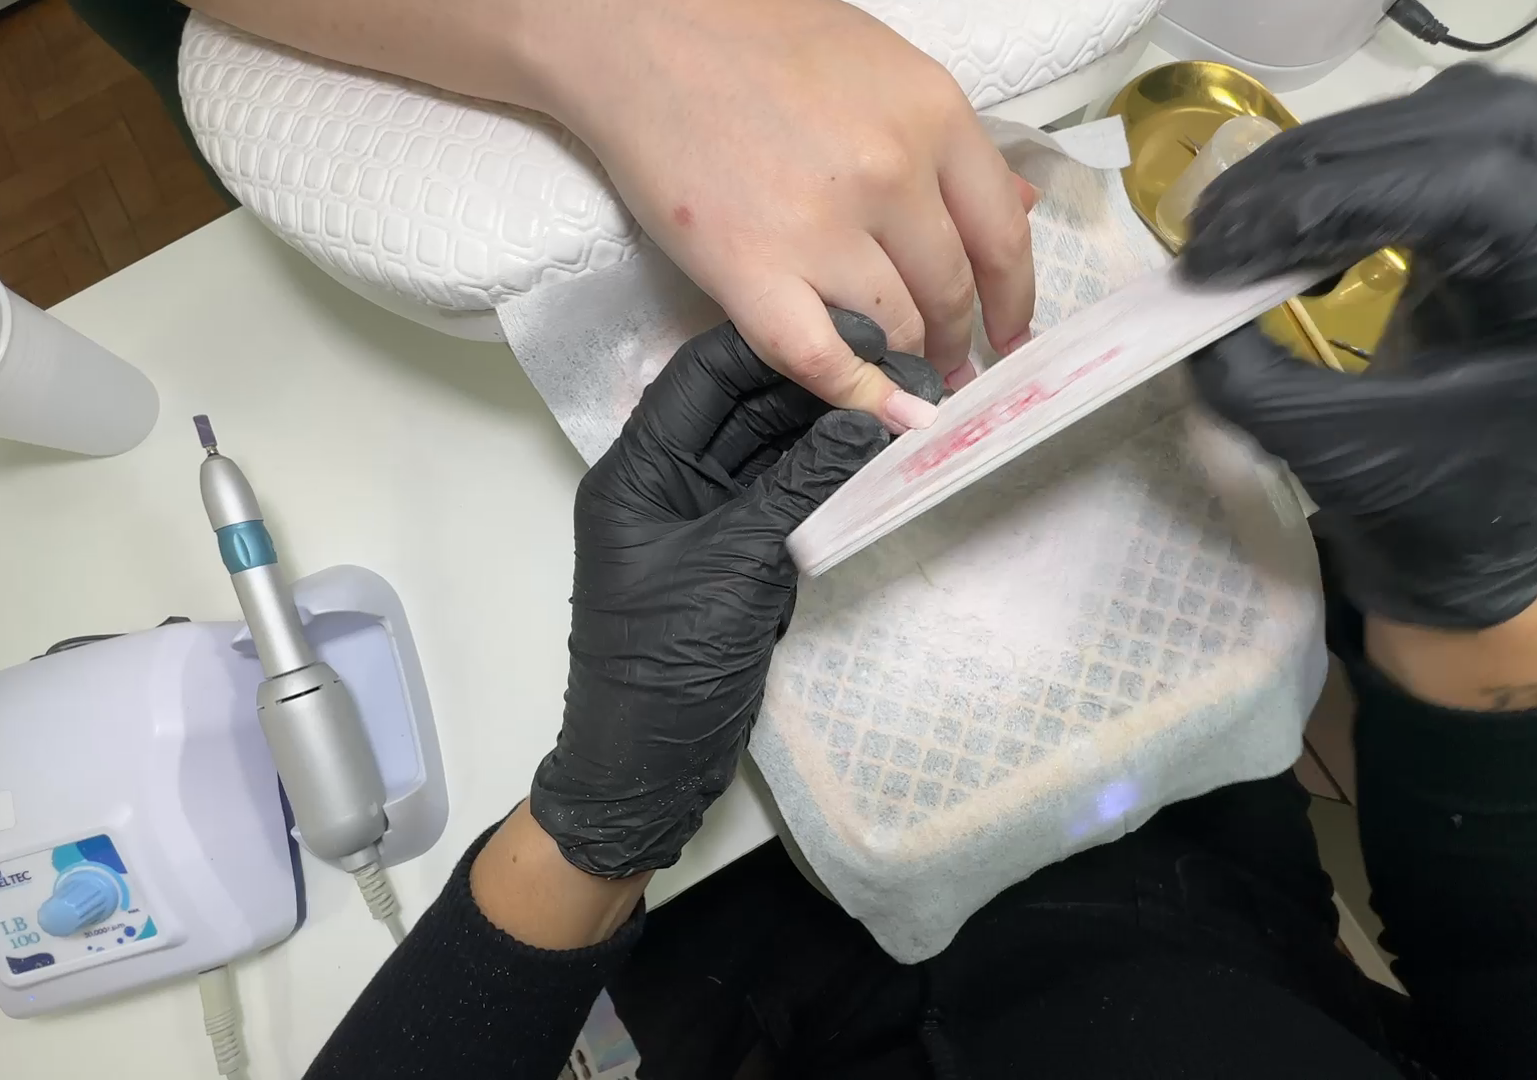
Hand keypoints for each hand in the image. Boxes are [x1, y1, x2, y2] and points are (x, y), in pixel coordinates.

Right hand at [528, 0, 1034, 428]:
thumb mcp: (882, 68)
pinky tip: (885, 418)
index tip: (1011, 339)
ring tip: (907, 380)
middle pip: (948, 295)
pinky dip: (861, 399)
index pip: (1000, 235)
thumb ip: (950, 145)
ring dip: (908, 367)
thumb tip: (1018, 207)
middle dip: (955, 344)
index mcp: (931, 114)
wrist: (639, 30)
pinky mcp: (751, 271)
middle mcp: (889, 173)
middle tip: (949, 368)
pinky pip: (823, 360)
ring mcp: (820, 228)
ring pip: (894, 331)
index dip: (1013, 302)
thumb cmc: (756, 37)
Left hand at [531, 310, 943, 876]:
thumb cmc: (669, 663)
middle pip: (742, 408)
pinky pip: (781, 495)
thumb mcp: (736, 564)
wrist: (651, 763)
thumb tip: (870, 418)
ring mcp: (705, 515)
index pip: (703, 375)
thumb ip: (800, 486)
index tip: (851, 332)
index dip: (774, 346)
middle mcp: (668, 479)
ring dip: (826, 432)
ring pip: (768, 451)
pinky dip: (823, 478)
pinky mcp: (736, 549)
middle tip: (895, 370)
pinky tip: (875, 456)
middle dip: (813, 388)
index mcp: (638, 470)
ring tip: (898, 406)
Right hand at [1180, 66, 1536, 627]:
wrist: (1462, 530)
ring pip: (1471, 111)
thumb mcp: (1313, 442)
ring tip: (1242, 210)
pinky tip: (1298, 212)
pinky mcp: (1531, 213)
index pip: (1477, 190)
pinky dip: (1359, 162)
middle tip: (1216, 220)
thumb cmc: (1409, 501)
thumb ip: (1244, 369)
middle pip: (1483, 122)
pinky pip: (1454, 140)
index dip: (1332, 203)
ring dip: (1337, 151)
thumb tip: (1183, 297)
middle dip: (1326, 163)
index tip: (1217, 253)